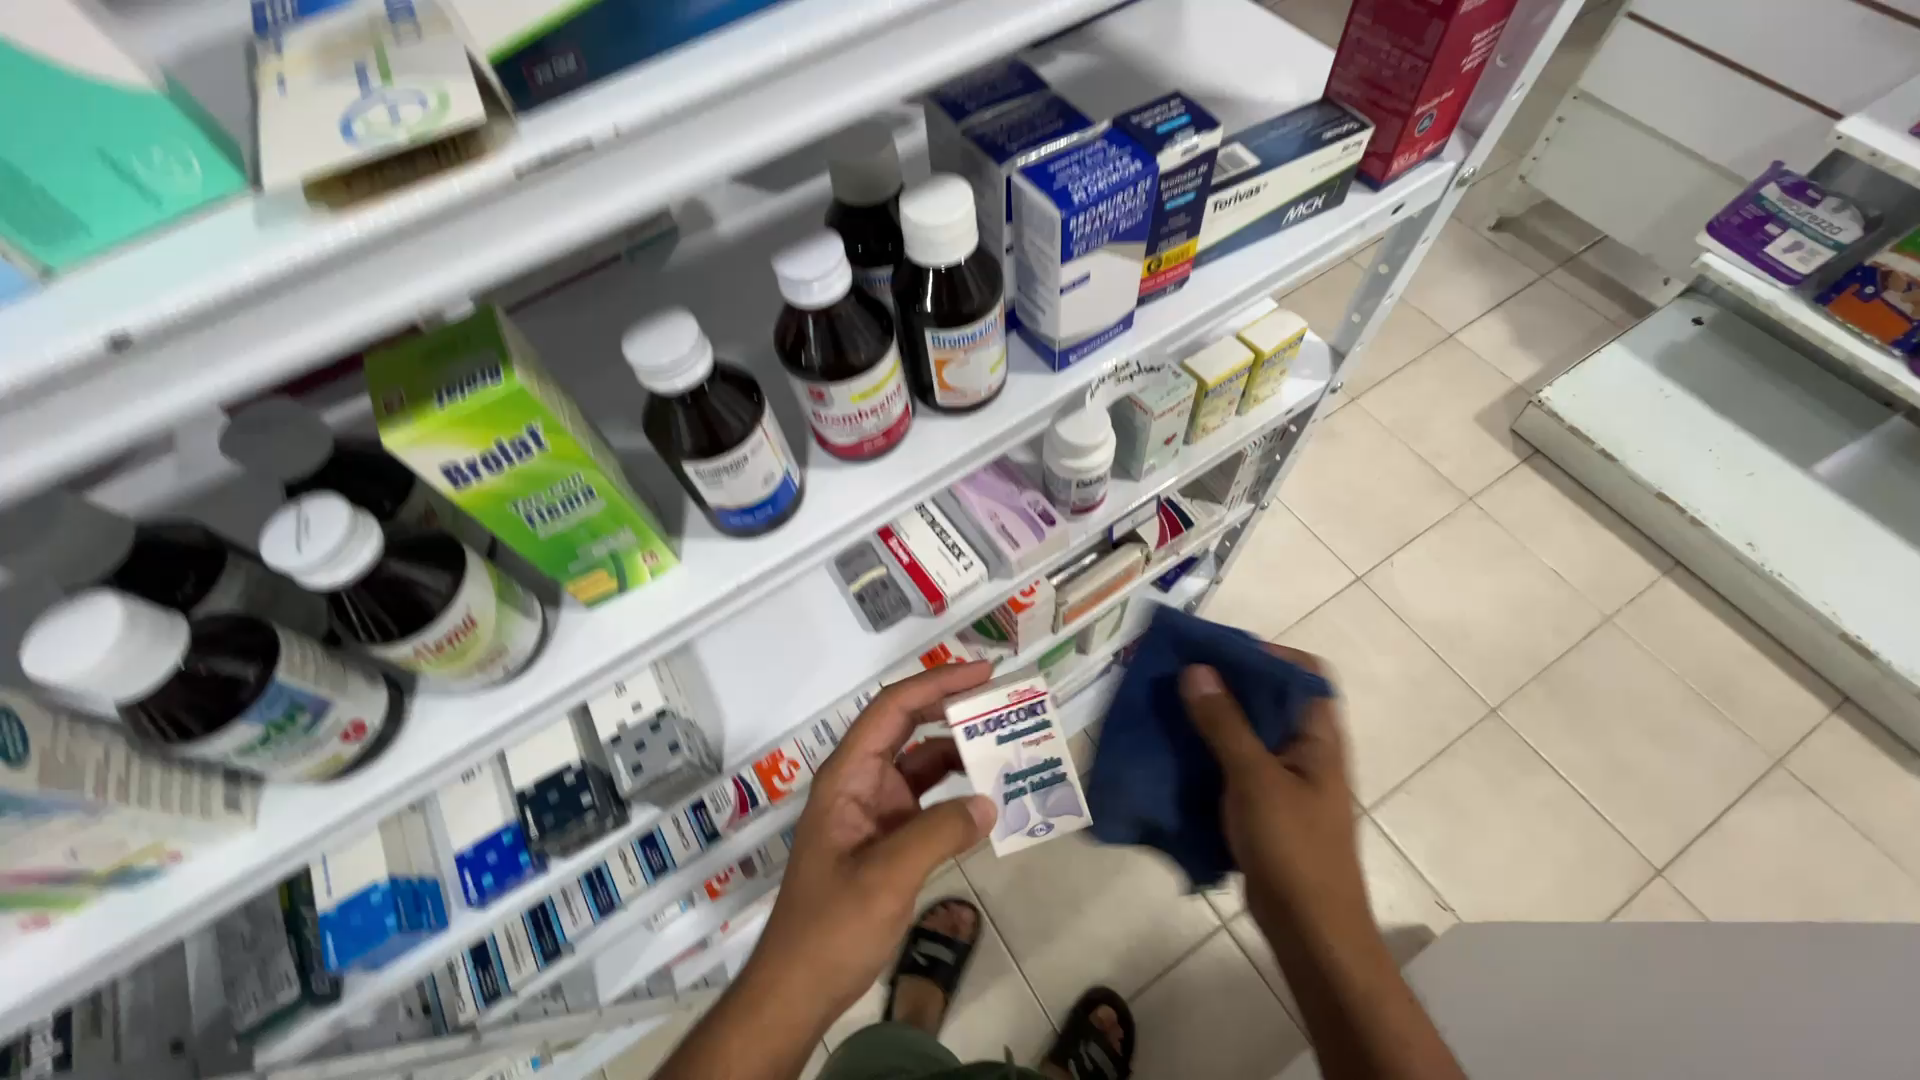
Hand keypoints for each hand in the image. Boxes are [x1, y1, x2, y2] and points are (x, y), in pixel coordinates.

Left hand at [744, 662, 997, 1025]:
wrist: (798, 988)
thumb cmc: (831, 927)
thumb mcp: (887, 876)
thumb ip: (940, 833)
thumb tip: (990, 801)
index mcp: (848, 776)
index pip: (893, 710)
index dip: (937, 684)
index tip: (983, 673)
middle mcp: (861, 783)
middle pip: (908, 727)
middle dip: (952, 708)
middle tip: (1002, 699)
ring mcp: (875, 810)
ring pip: (922, 764)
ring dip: (960, 752)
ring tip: (1006, 744)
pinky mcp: (889, 838)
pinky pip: (929, 802)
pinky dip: (958, 795)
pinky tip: (989, 799)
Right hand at [1179, 647, 1368, 931]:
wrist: (1310, 929)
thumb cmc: (1293, 847)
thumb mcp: (1255, 779)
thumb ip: (1225, 723)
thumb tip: (1197, 669)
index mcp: (1319, 736)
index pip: (1305, 673)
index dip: (1268, 654)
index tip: (1219, 652)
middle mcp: (1306, 751)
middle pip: (1271, 700)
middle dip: (1228, 683)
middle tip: (1181, 674)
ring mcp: (1286, 780)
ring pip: (1249, 733)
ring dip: (1214, 718)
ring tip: (1169, 706)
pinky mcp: (1264, 806)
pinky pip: (1235, 764)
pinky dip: (1209, 752)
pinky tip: (1176, 751)